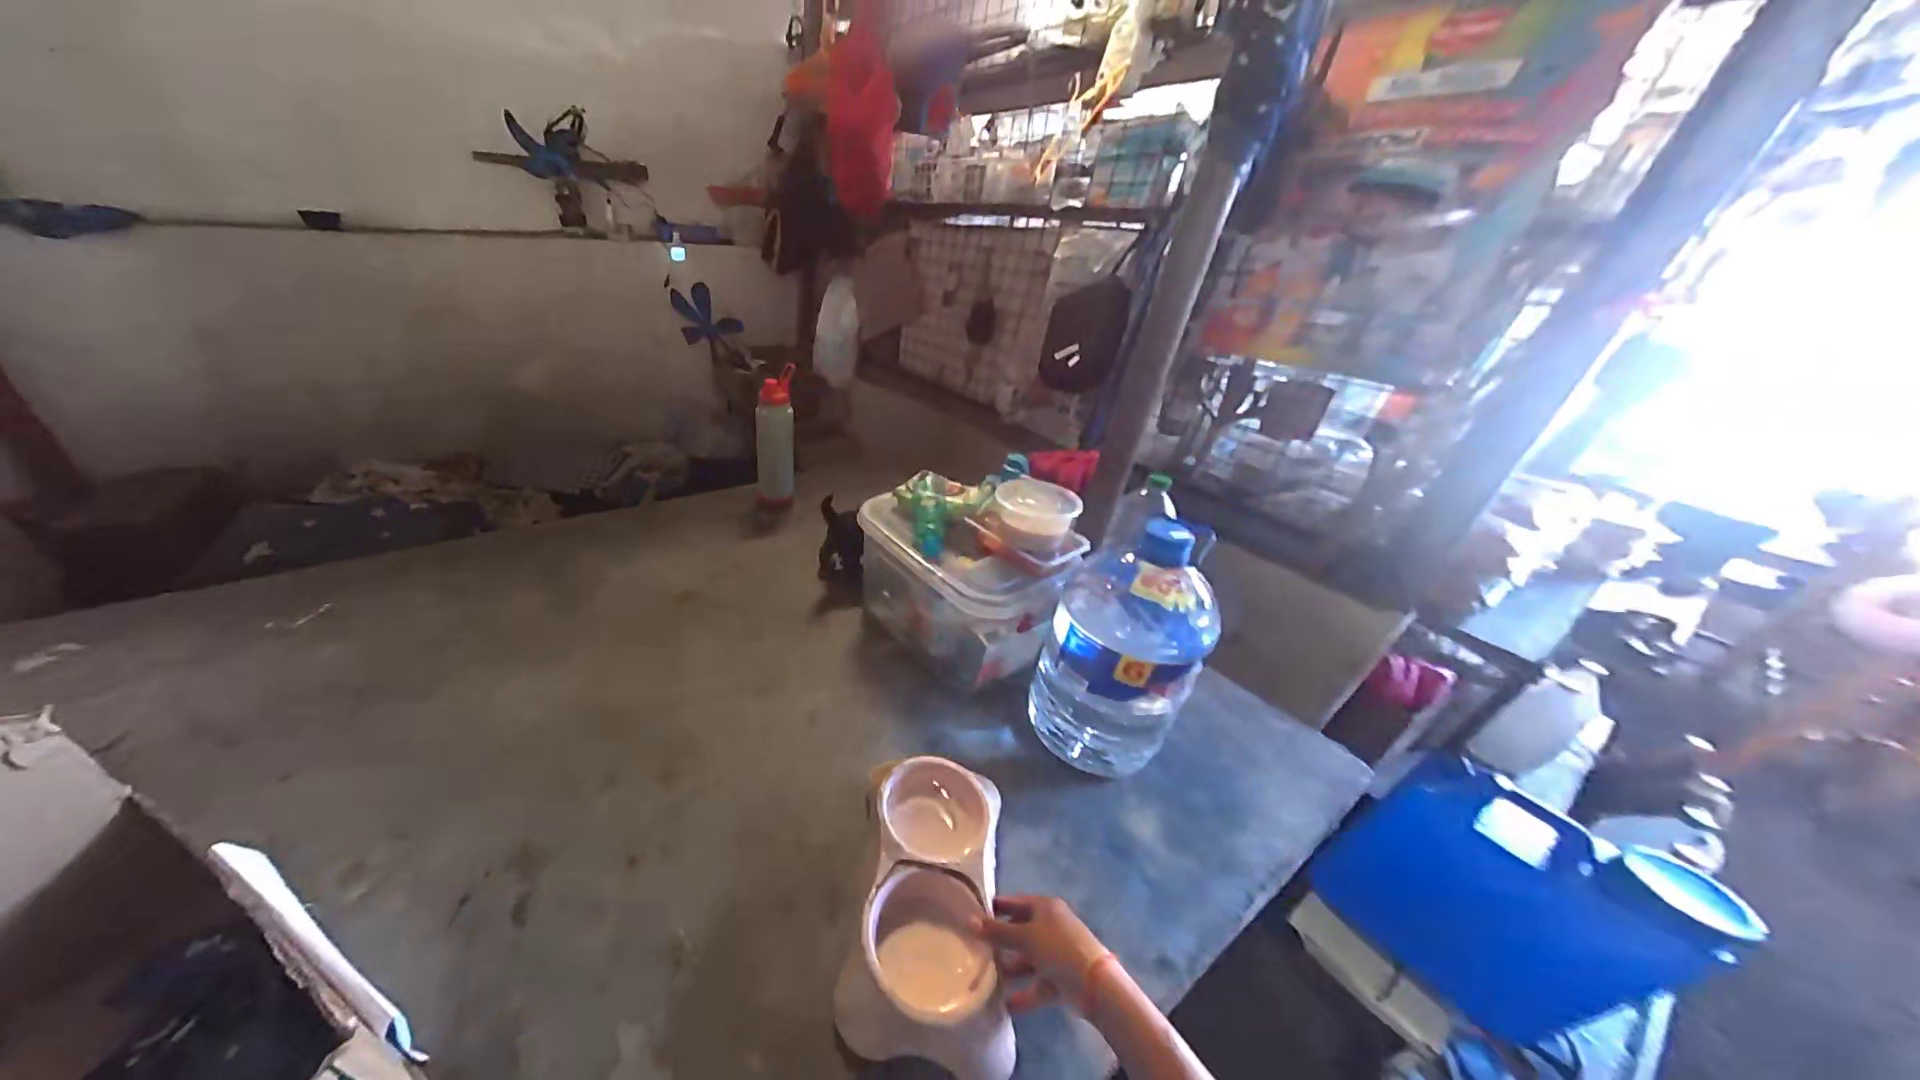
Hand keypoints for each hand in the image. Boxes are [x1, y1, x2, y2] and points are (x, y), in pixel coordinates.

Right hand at [974, 895, 1111, 1011]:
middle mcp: (1051, 926)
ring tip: (985, 979)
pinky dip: (1024, 993)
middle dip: (1000, 942)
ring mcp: (1057, 952)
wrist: (1095, 985)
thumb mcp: (1025, 937)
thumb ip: (997, 931)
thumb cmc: (1058, 949)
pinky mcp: (1061, 977)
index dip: (994, 908)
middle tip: (975, 950)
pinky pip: (1037, 983)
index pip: (1014, 902)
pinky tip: (1006, 1005)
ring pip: (1027, 959)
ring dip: (1010, 969)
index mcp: (1045, 907)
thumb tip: (969, 920)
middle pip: (1020, 931)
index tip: (972, 917)